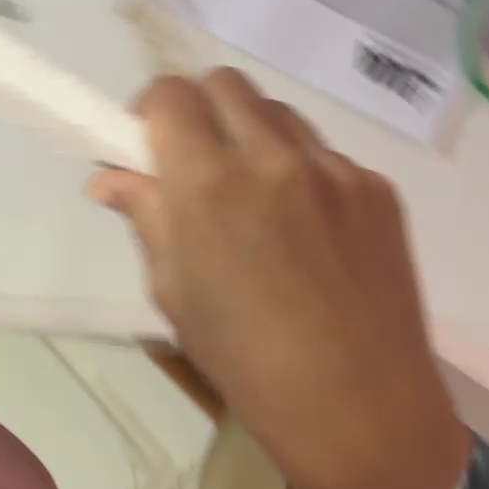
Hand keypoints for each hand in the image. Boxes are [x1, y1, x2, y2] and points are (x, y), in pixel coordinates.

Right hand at [87, 69, 467, 488]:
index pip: (169, 96)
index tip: (141, 146)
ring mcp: (335, 169)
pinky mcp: (378, 189)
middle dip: (194, 109)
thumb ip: (144, 216)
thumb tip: (110, 176)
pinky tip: (295, 224)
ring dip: (243, 130)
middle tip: (186, 162)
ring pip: (275, 110)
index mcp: (206, 185)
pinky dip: (291, 165)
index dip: (146, 111)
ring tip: (244, 191)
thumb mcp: (170, 287)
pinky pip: (321, 150)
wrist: (358, 404)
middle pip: (223, 83)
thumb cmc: (239, 355)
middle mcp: (272, 158)